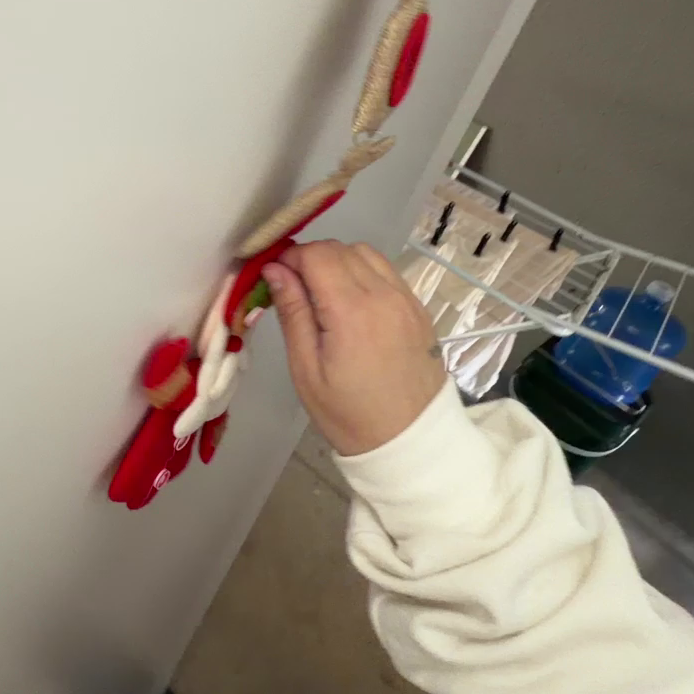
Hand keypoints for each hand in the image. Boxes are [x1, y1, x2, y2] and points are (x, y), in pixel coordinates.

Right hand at [264, 240, 445, 456]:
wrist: (413, 444)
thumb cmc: (349, 414)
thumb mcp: (306, 369)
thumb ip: (292, 312)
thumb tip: (274, 270)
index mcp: (352, 310)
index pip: (316, 254)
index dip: (290, 258)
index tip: (275, 278)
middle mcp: (384, 295)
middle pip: (339, 248)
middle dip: (310, 258)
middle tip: (294, 288)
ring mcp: (407, 300)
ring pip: (365, 253)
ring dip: (338, 261)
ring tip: (323, 293)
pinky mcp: (419, 309)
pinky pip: (386, 271)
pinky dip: (363, 273)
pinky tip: (352, 303)